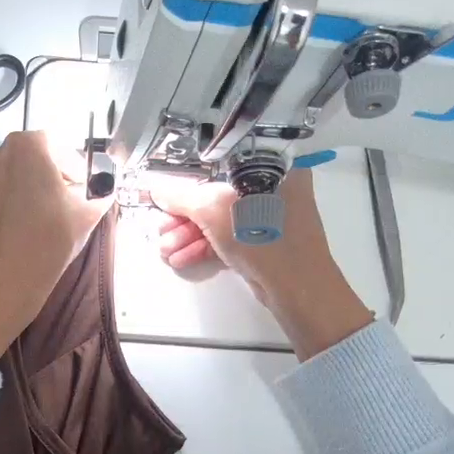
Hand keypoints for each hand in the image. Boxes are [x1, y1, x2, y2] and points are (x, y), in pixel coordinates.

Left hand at [0, 131, 112, 358]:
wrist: (2, 288)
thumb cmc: (46, 245)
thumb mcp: (86, 216)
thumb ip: (99, 193)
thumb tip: (102, 190)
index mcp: (26, 147)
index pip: (59, 148)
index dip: (75, 169)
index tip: (84, 190)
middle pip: (31, 160)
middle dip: (50, 178)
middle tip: (65, 205)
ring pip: (10, 179)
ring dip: (27, 191)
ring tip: (41, 221)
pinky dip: (6, 207)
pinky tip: (19, 232)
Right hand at [150, 170, 373, 359]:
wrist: (295, 286)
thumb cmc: (261, 236)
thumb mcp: (215, 210)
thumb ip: (183, 197)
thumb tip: (158, 189)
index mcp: (274, 167)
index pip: (223, 167)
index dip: (191, 183)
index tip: (167, 200)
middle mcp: (275, 188)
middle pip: (218, 197)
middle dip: (184, 219)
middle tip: (161, 231)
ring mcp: (270, 218)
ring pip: (221, 221)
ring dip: (189, 236)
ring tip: (165, 251)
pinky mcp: (264, 244)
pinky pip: (229, 238)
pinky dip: (206, 247)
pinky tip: (180, 259)